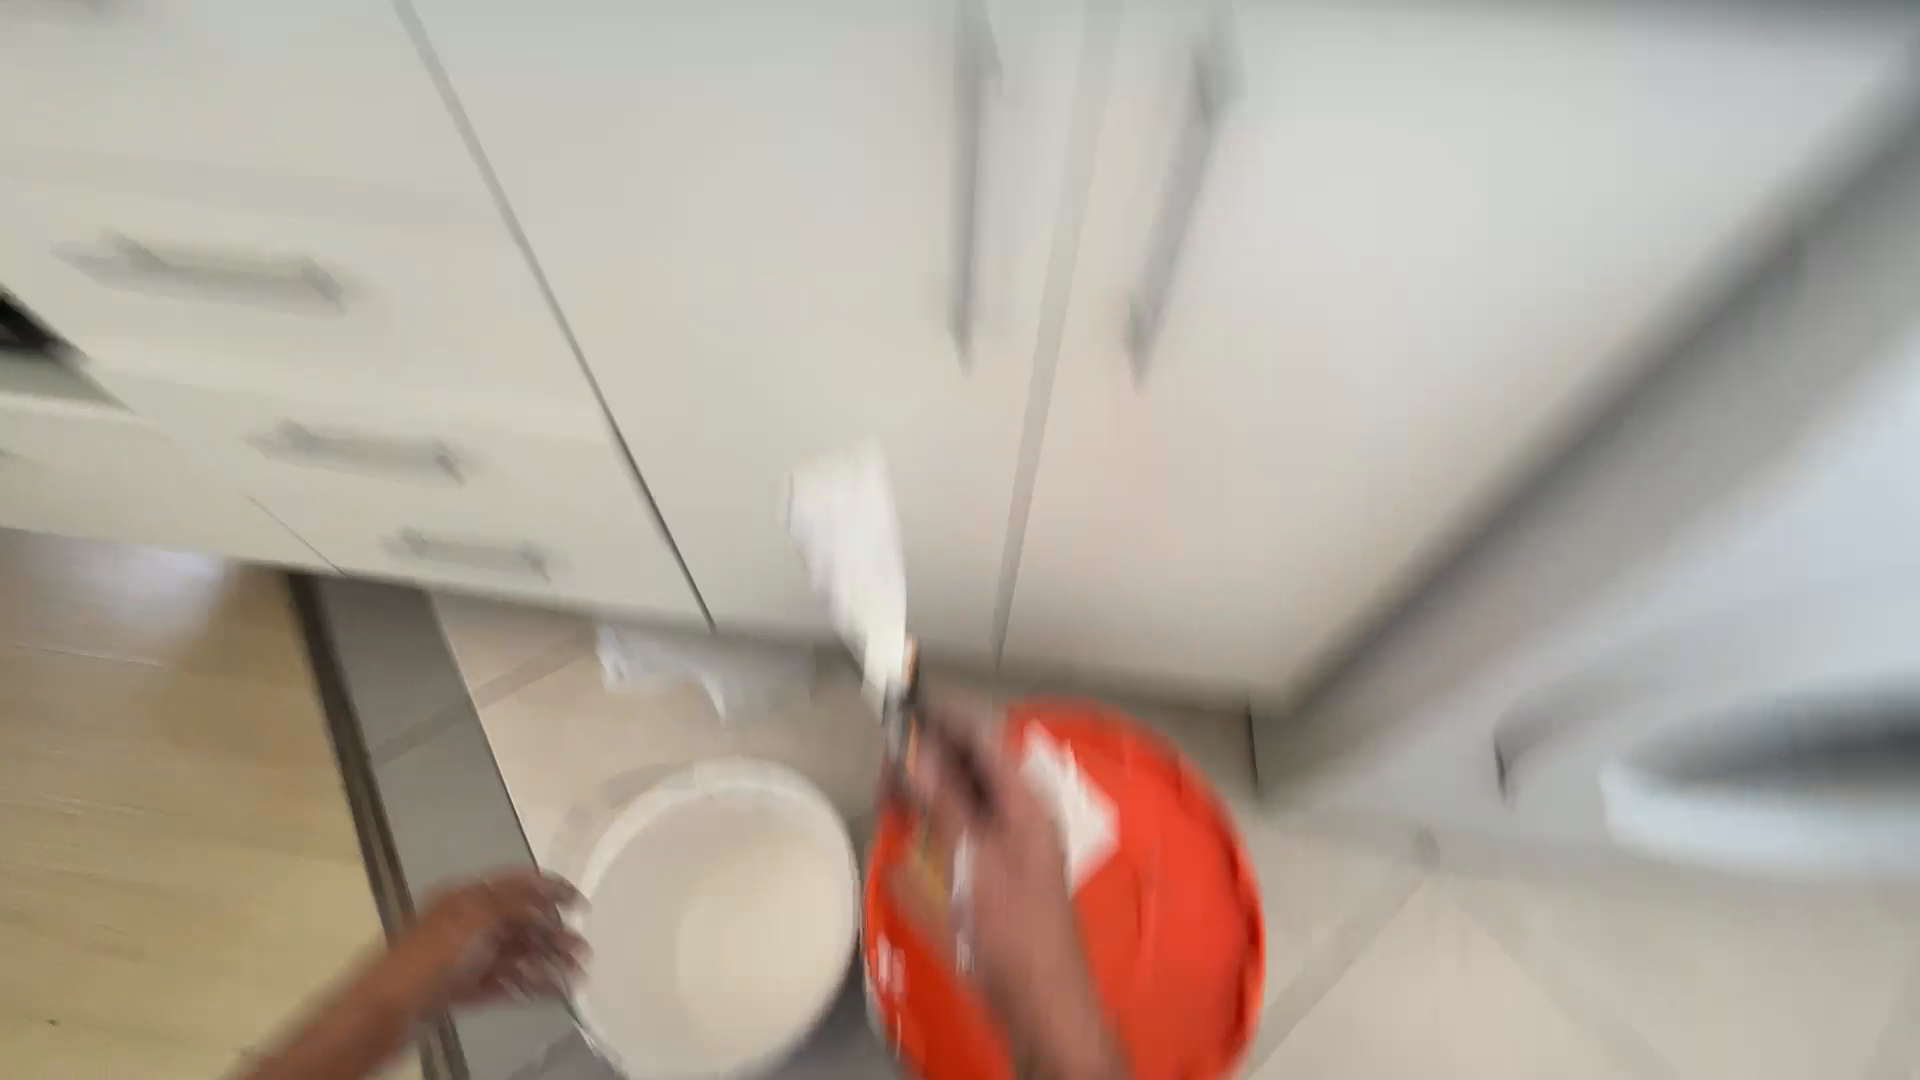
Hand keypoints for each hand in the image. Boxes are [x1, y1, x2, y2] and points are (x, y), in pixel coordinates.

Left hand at [376, 869, 587, 1013]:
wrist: (376, 1020)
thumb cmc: (425, 960)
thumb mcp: (473, 919)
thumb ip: (514, 903)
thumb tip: (547, 899)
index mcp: (466, 897)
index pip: (518, 883)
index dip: (552, 889)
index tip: (581, 903)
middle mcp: (468, 923)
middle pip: (522, 921)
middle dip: (555, 933)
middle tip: (582, 949)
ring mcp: (466, 958)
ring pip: (518, 954)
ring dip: (549, 961)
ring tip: (576, 974)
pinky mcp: (464, 989)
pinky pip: (506, 982)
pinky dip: (531, 985)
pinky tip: (554, 990)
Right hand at [902, 705, 1126, 1078]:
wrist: (1041, 999)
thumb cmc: (1010, 928)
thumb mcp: (972, 861)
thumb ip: (944, 801)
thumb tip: (915, 750)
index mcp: (1022, 798)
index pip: (983, 735)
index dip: (944, 714)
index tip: (904, 703)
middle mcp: (1018, 808)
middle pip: (970, 761)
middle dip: (929, 751)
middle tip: (887, 759)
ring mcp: (1008, 835)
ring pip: (963, 790)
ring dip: (928, 782)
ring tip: (891, 790)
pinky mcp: (995, 861)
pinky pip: (963, 820)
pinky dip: (936, 813)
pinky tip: (910, 820)